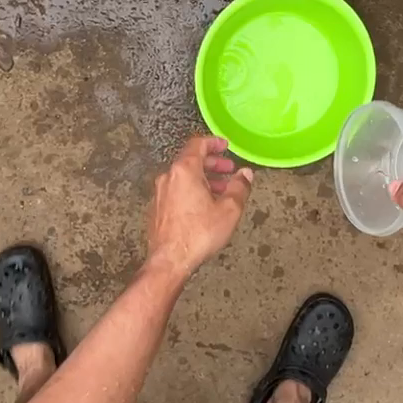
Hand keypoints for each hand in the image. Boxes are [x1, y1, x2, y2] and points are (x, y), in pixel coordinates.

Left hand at [144, 136, 252, 278]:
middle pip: (190, 161)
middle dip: (211, 164)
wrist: (170, 260)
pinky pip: (176, 191)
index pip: (197, 144)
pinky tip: (203, 206)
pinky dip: (190, 191)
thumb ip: (239, 187)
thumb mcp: (229, 209)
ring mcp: (160, 194)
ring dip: (203, 179)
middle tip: (227, 169)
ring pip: (183, 178)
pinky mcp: (157, 209)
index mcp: (184, 171)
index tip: (223, 145)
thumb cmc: (196, 235)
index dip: (213, 142)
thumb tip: (245, 175)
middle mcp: (168, 178)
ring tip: (220, 190)